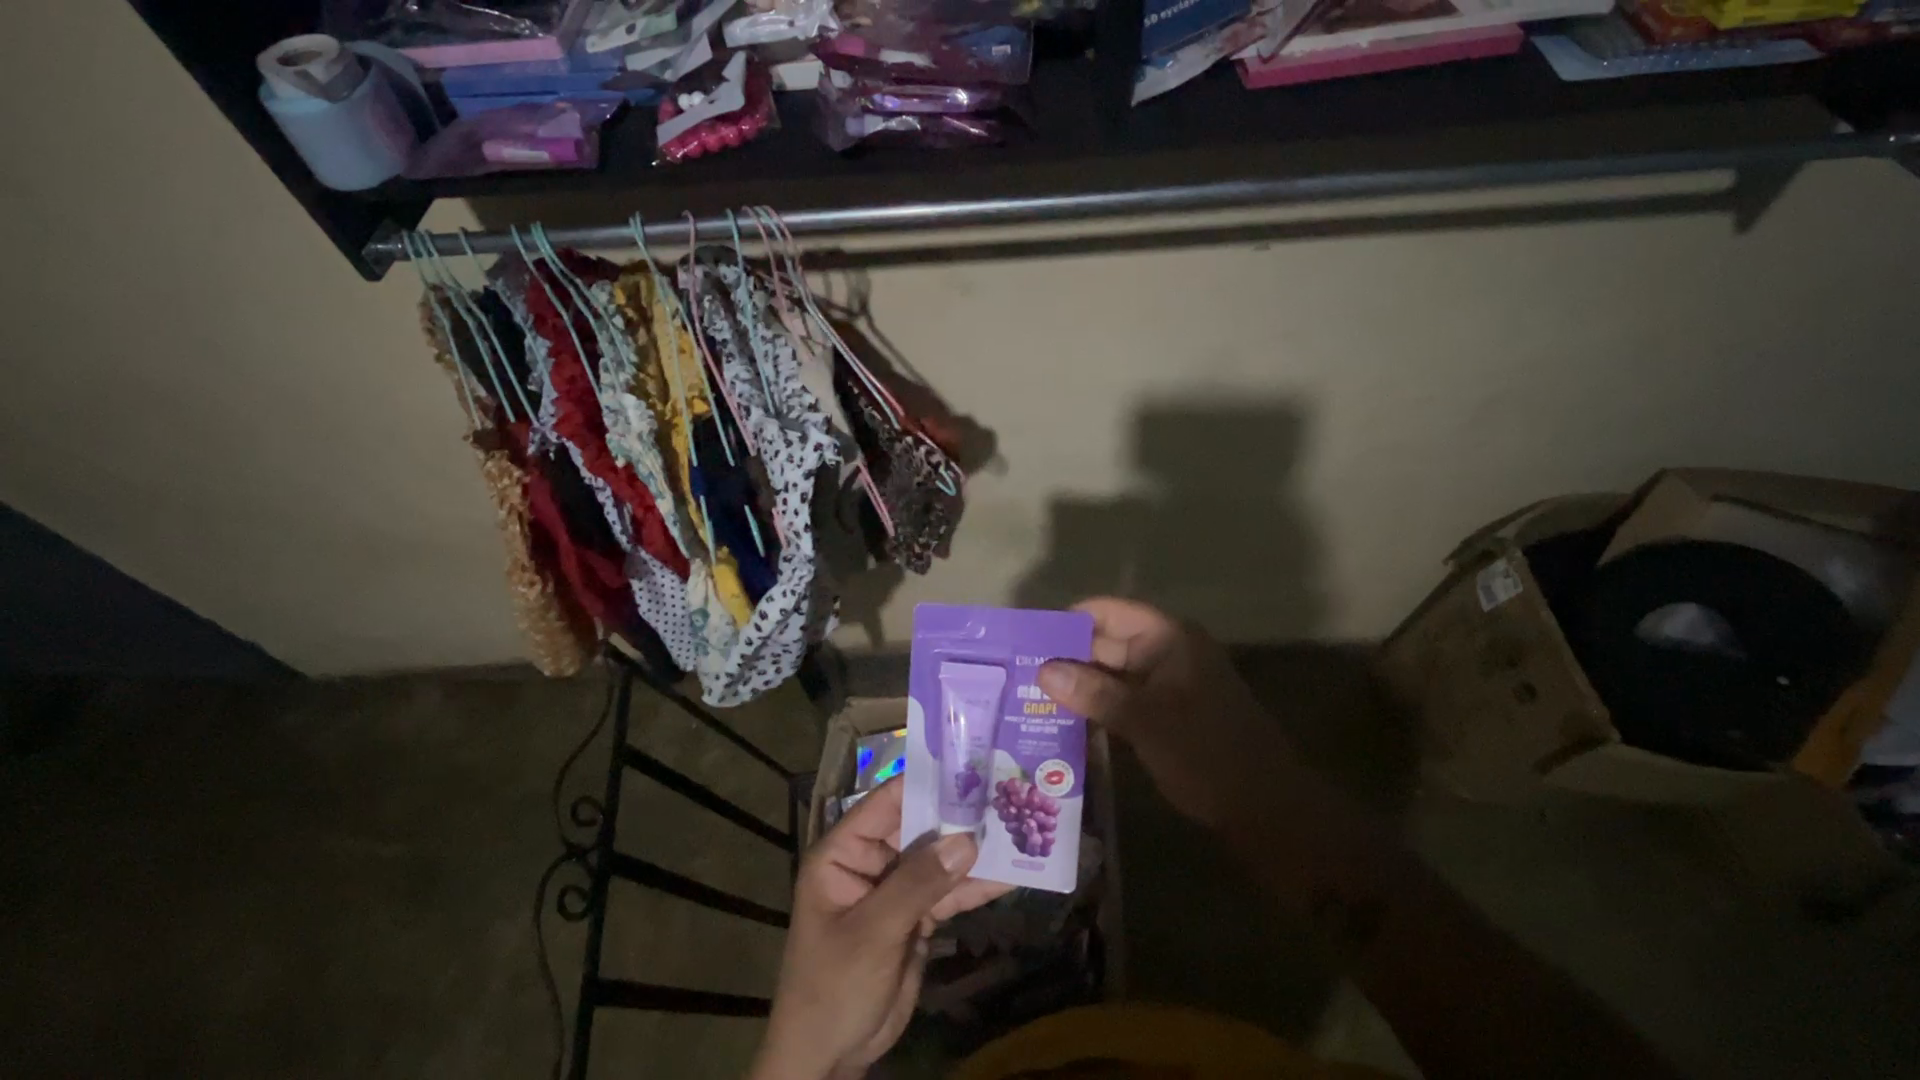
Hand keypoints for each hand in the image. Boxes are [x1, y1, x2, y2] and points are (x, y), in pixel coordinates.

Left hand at [749, 778, 1010, 1079]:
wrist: (828, 1055)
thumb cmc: (833, 985)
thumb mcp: (873, 932)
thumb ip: (918, 884)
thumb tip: (967, 839)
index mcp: (843, 853)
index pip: (886, 803)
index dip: (926, 782)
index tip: (971, 764)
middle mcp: (870, 862)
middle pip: (920, 827)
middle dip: (960, 815)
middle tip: (1008, 792)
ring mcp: (895, 890)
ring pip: (940, 860)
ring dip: (975, 851)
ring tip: (1021, 828)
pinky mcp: (915, 918)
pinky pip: (948, 894)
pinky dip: (977, 887)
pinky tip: (1012, 875)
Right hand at [1038, 597, 1300, 826]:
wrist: (1267, 809)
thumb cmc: (1208, 754)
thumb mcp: (1146, 722)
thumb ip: (1095, 693)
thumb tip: (1043, 670)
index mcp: (1170, 639)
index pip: (1109, 612)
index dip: (1068, 622)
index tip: (1025, 642)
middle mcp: (1168, 654)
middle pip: (1106, 644)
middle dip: (1066, 659)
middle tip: (1016, 678)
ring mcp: (1169, 686)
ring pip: (1112, 676)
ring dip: (1078, 687)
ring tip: (1027, 701)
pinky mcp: (1167, 717)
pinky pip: (1123, 702)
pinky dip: (1097, 709)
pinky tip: (1062, 726)